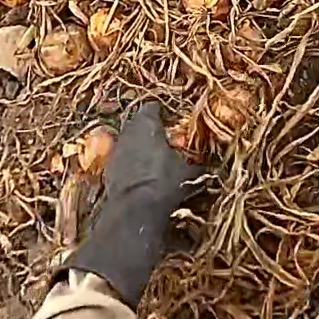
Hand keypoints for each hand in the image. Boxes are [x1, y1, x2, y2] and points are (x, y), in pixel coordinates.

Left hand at [66, 103, 199, 304]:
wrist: (134, 210)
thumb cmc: (164, 182)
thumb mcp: (188, 172)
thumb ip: (197, 165)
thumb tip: (210, 167)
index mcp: (148, 124)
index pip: (152, 108)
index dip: (160, 112)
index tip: (168, 117)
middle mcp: (129, 132)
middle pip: (138, 123)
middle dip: (149, 129)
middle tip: (162, 137)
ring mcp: (116, 150)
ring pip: (128, 141)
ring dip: (138, 147)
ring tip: (153, 157)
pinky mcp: (108, 170)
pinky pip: (122, 160)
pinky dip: (130, 164)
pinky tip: (141, 175)